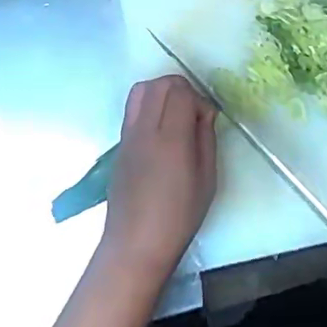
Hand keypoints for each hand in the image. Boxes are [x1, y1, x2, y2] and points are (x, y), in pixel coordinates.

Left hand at [98, 75, 217, 276]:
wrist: (135, 241)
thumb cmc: (178, 217)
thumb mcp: (207, 180)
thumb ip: (206, 138)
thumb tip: (204, 112)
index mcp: (171, 139)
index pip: (180, 93)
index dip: (197, 98)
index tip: (205, 118)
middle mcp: (145, 128)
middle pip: (159, 84)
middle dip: (180, 88)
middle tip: (192, 111)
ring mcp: (128, 133)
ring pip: (141, 89)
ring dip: (161, 91)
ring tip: (175, 113)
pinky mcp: (119, 141)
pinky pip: (132, 106)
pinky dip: (148, 103)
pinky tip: (160, 128)